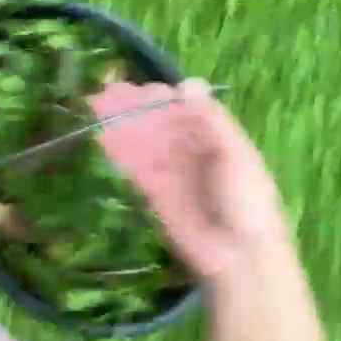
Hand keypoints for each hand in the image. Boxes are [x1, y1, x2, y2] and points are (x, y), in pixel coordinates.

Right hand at [87, 79, 289, 278]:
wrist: (239, 259)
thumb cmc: (247, 203)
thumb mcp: (238, 156)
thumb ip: (212, 119)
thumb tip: (187, 82)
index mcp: (212, 139)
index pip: (180, 109)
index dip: (159, 97)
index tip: (142, 89)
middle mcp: (187, 151)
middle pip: (154, 122)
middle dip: (132, 107)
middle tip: (106, 92)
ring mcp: (168, 170)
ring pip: (139, 139)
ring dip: (118, 123)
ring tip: (94, 107)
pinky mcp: (151, 191)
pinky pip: (131, 165)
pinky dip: (116, 150)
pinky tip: (100, 136)